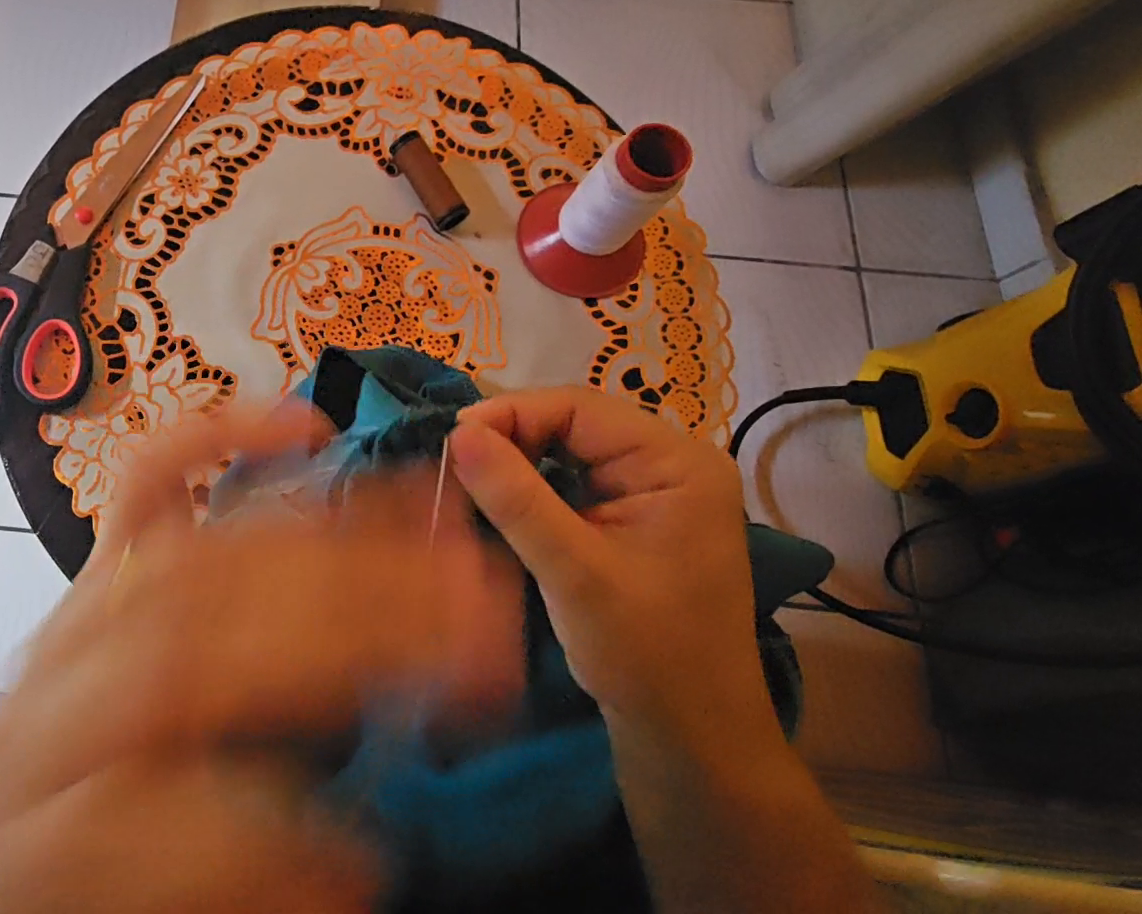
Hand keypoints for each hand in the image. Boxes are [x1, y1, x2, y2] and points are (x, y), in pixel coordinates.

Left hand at [0, 405, 524, 911]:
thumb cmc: (69, 882)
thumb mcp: (133, 913)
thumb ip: (233, 886)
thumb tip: (353, 860)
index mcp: (33, 840)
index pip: (131, 824)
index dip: (254, 845)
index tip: (362, 862)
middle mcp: (47, 711)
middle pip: (187, 657)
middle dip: (349, 635)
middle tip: (476, 631)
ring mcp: (74, 620)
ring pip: (190, 564)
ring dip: (333, 546)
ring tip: (435, 534)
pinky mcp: (97, 569)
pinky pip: (144, 486)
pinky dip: (222, 439)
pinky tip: (302, 429)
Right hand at [448, 388, 774, 744]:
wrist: (688, 734)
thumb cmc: (643, 653)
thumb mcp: (573, 571)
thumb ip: (515, 497)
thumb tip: (457, 433)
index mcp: (677, 464)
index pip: (580, 408)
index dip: (511, 413)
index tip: (453, 440)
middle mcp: (672, 465)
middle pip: (576, 423)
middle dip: (512, 437)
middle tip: (455, 462)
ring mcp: (654, 492)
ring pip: (570, 450)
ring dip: (518, 461)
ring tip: (470, 478)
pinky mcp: (634, 518)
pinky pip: (574, 481)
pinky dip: (534, 486)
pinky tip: (501, 499)